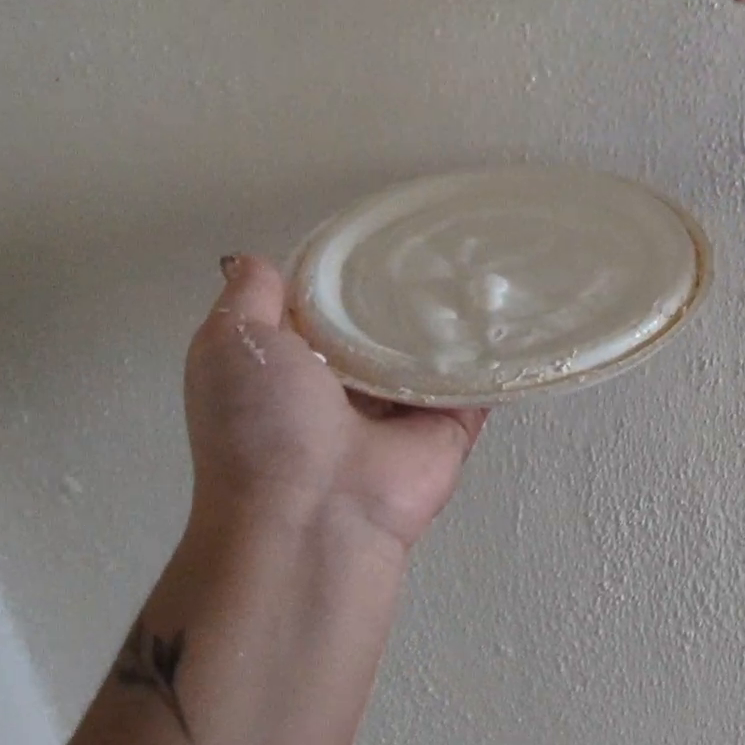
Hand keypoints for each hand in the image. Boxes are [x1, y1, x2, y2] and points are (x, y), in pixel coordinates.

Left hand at [182, 255, 486, 550]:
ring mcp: (407, 407)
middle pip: (390, 328)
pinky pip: (478, 383)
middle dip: (411, 293)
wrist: (318, 511)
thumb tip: (250, 257)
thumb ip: (247, 300)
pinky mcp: (453, 424)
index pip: (329, 309)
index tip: (378, 233)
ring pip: (438, 352)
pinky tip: (514, 316)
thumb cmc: (263, 427)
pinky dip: (496, 357)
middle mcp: (352, 386)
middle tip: (444, 244)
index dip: (348, 273)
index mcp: (298, 368)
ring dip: (459, 321)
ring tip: (488, 266)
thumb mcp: (230, 347)